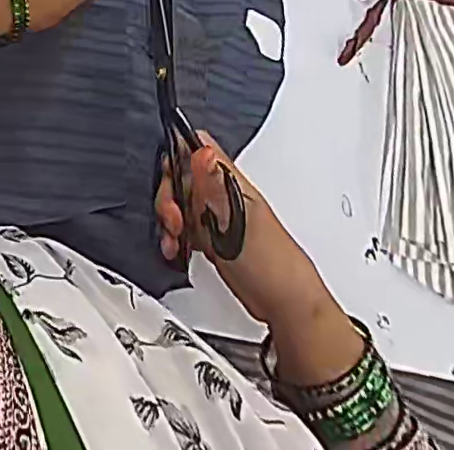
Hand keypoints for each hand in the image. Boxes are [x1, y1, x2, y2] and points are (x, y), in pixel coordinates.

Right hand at [155, 133, 326, 323]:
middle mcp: (223, 193)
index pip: (197, 147)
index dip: (176, 157)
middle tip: (175, 220)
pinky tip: (176, 248)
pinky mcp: (214, 238)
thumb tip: (203, 149)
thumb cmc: (271, 263)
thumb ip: (215, 184)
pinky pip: (185, 227)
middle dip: (169, 196)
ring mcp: (218, 216)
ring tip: (174, 238)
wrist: (285, 305)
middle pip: (182, 175)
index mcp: (231, 180)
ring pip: (181, 202)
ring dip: (169, 219)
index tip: (170, 182)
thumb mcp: (236, 220)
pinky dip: (175, 236)